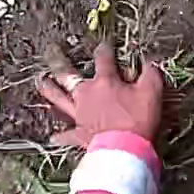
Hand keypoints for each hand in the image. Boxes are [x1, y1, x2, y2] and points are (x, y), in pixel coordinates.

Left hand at [36, 40, 164, 148]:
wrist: (125, 150)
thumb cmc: (138, 119)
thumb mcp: (152, 92)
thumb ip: (150, 73)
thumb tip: (150, 61)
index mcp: (105, 81)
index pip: (103, 58)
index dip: (104, 49)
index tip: (104, 44)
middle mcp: (87, 94)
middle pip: (69, 74)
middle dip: (60, 61)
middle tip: (52, 51)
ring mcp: (80, 114)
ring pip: (60, 99)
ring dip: (50, 90)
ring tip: (42, 81)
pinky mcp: (79, 133)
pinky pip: (66, 134)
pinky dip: (60, 135)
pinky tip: (53, 136)